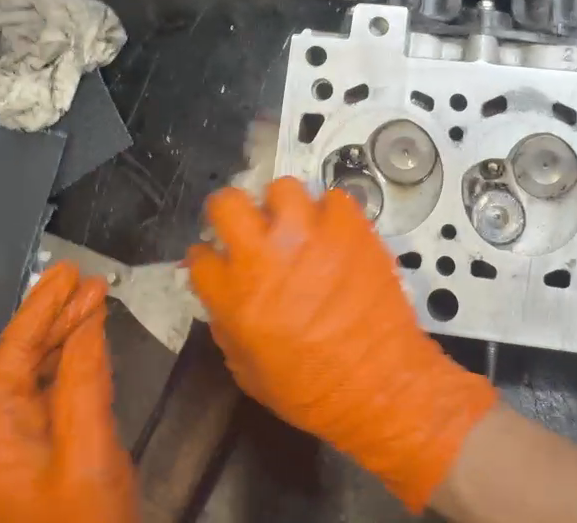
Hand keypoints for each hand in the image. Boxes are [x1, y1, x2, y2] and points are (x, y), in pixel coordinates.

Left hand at [0, 264, 136, 522]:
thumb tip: (89, 320)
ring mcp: (14, 455)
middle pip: (18, 362)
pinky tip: (91, 346)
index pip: (10, 354)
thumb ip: (86, 380)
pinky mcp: (37, 465)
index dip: (39, 308)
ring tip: (96, 299)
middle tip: (88, 277)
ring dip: (65, 338)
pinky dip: (70, 367)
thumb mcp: (88, 450)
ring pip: (34, 379)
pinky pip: (47, 401)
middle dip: (54, 317)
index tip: (68, 270)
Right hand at [187, 177, 498, 510]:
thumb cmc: (310, 389)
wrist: (376, 384)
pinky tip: (335, 234)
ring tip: (297, 226)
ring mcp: (309, 234)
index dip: (208, 256)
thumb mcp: (247, 369)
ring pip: (283, 187)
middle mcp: (265, 255)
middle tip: (249, 224)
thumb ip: (228, 323)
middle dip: (232, 210)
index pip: (200, 255)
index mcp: (234, 294)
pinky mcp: (349, 226)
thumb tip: (224, 298)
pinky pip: (334, 198)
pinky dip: (331, 213)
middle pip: (227, 203)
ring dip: (285, 206)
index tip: (218, 258)